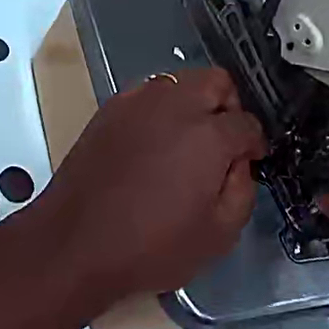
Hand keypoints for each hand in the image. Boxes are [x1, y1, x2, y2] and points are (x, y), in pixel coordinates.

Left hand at [27, 68, 264, 300]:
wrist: (75, 242)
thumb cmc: (151, 247)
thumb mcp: (219, 233)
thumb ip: (241, 187)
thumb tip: (238, 161)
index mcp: (207, 134)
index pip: (247, 122)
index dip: (254, 144)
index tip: (249, 160)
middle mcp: (171, 106)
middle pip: (214, 81)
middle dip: (226, 107)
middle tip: (221, 144)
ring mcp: (134, 103)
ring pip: (177, 81)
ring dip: (191, 103)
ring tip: (185, 144)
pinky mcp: (106, 110)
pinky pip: (145, 95)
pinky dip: (158, 110)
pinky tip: (152, 145)